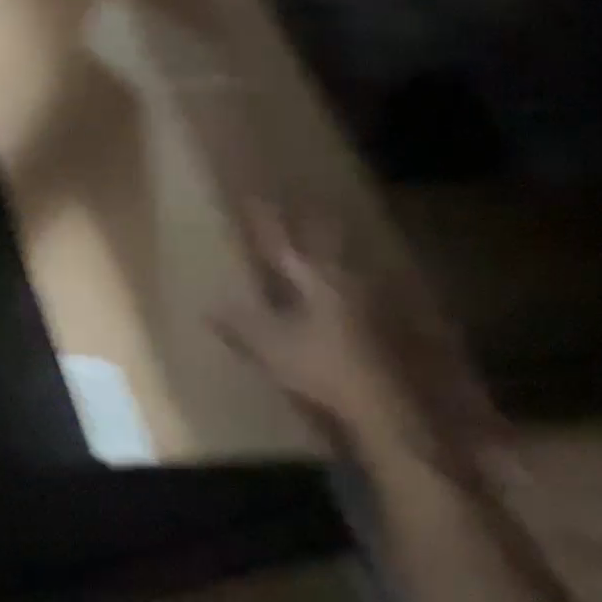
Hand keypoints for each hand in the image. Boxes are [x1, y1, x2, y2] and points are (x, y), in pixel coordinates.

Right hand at [215, 207, 504, 465]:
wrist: (392, 406)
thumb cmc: (322, 369)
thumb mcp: (269, 348)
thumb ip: (238, 325)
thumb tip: (207, 307)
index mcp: (313, 279)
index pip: (281, 240)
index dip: (265, 219)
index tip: (252, 196)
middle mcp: (346, 280)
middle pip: (325, 242)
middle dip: (310, 221)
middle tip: (301, 201)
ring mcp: (375, 299)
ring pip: (350, 261)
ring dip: (337, 245)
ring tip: (328, 231)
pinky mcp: (395, 321)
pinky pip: (368, 287)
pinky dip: (356, 277)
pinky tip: (357, 282)